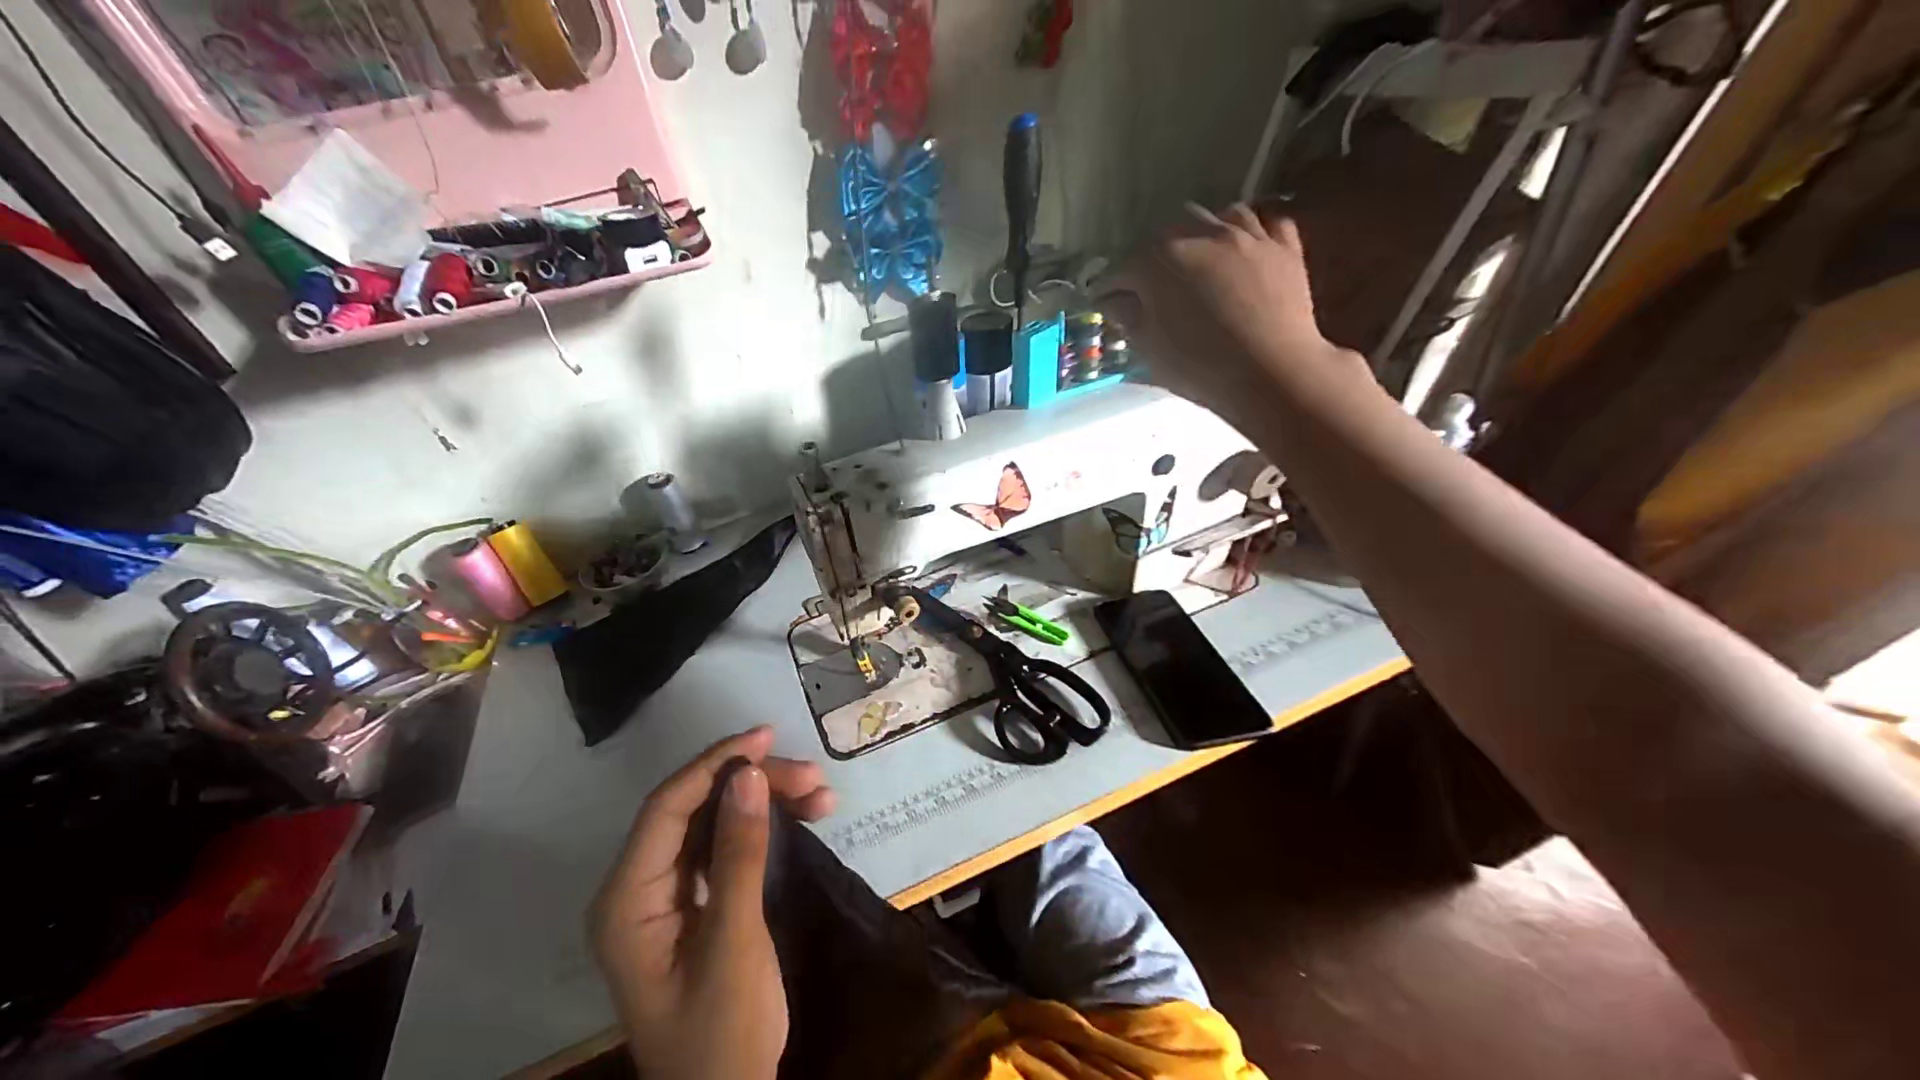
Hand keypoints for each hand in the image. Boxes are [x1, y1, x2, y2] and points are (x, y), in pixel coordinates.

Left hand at [591, 726, 836, 1079]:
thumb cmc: (722, 1032)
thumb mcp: (734, 942)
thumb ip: (738, 854)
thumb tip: (748, 774)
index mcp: (627, 900)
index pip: (666, 809)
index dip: (715, 764)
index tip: (766, 738)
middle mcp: (639, 888)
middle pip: (694, 810)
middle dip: (752, 785)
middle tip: (812, 777)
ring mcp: (667, 896)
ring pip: (714, 823)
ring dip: (766, 802)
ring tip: (821, 794)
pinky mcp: (696, 902)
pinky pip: (726, 847)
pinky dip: (765, 829)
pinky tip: (806, 816)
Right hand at [1104, 202, 1367, 422]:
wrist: (1272, 373)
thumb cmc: (1200, 366)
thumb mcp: (1150, 348)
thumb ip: (1128, 316)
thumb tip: (1115, 301)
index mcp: (1159, 261)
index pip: (1122, 269)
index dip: (1108, 287)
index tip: (1103, 301)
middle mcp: (1200, 235)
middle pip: (1167, 233)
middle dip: (1152, 256)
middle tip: (1149, 284)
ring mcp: (1247, 235)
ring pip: (1216, 216)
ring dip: (1200, 233)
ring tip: (1197, 256)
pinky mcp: (1283, 246)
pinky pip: (1265, 220)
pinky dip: (1250, 229)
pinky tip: (1243, 245)